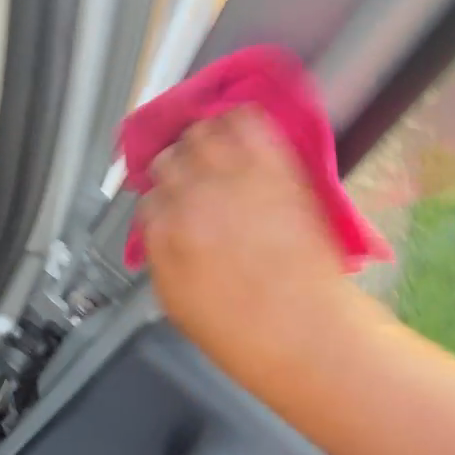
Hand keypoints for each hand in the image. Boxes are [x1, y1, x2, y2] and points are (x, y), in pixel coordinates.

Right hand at [138, 108, 384, 386]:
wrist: (306, 336)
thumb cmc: (241, 334)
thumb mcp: (176, 304)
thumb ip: (163, 259)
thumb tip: (164, 235)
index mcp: (163, 236)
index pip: (148, 198)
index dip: (158, 199)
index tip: (168, 201)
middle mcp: (192, 201)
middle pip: (170, 160)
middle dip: (174, 164)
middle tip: (185, 170)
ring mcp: (236, 183)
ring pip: (203, 134)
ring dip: (202, 136)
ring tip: (208, 141)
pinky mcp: (278, 173)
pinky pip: (252, 127)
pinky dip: (242, 118)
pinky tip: (240, 118)